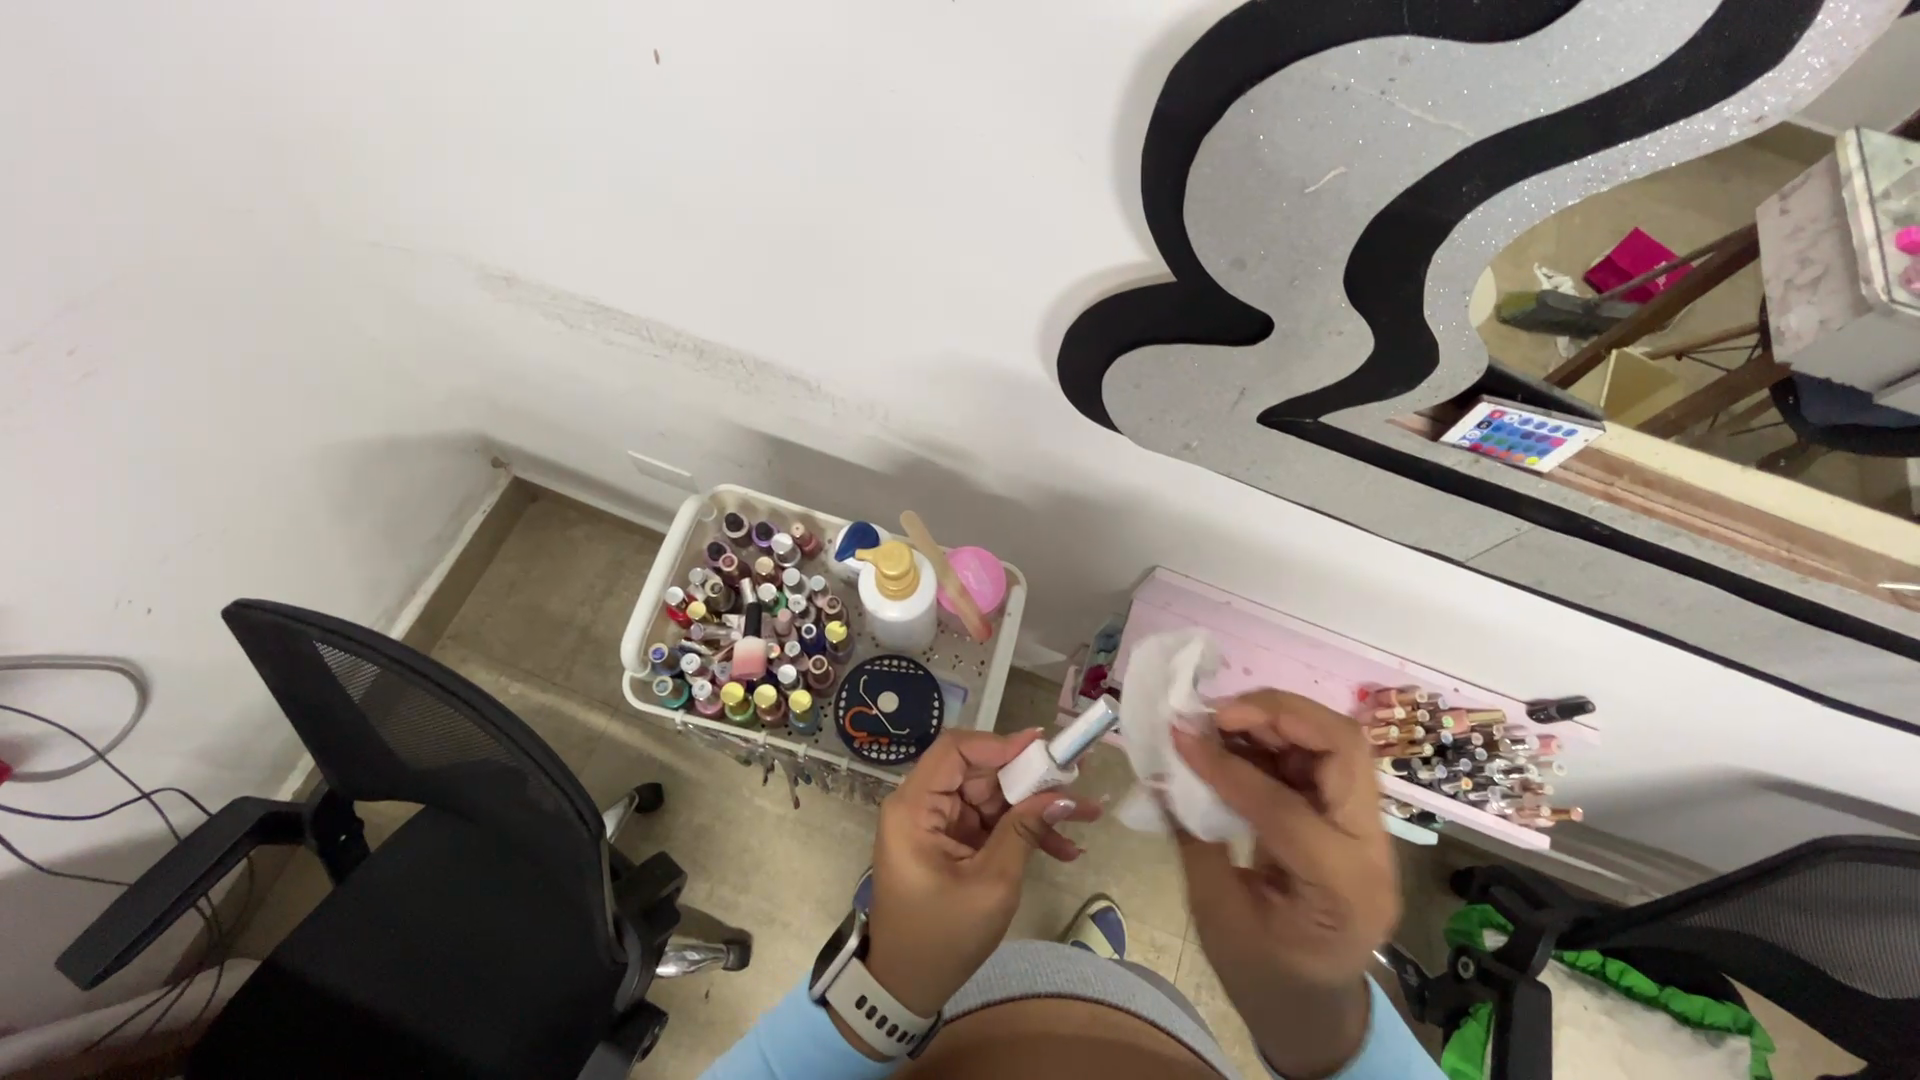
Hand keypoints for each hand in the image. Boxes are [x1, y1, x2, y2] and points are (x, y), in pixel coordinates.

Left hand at [862, 730, 1099, 1027]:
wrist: (906, 986)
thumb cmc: (942, 937)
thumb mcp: (990, 884)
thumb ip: (1023, 831)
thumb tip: (1061, 794)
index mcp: (914, 808)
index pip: (955, 750)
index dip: (1000, 744)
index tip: (1044, 748)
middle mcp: (921, 805)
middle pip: (979, 771)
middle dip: (1029, 778)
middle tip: (1077, 781)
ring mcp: (937, 824)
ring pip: (991, 796)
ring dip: (1035, 808)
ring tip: (1085, 816)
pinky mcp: (951, 842)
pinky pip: (990, 823)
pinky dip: (1022, 831)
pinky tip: (1063, 848)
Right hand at [1172, 690, 1399, 1078]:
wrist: (1314, 1010)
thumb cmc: (1263, 976)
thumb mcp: (1217, 913)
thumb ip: (1193, 836)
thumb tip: (1161, 772)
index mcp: (1342, 889)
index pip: (1287, 808)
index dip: (1228, 767)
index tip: (1180, 738)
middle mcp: (1370, 849)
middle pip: (1343, 749)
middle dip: (1278, 714)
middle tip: (1217, 713)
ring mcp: (1367, 831)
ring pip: (1335, 744)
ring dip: (1276, 719)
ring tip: (1220, 720)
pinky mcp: (1348, 819)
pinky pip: (1318, 760)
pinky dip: (1275, 738)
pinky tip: (1234, 739)